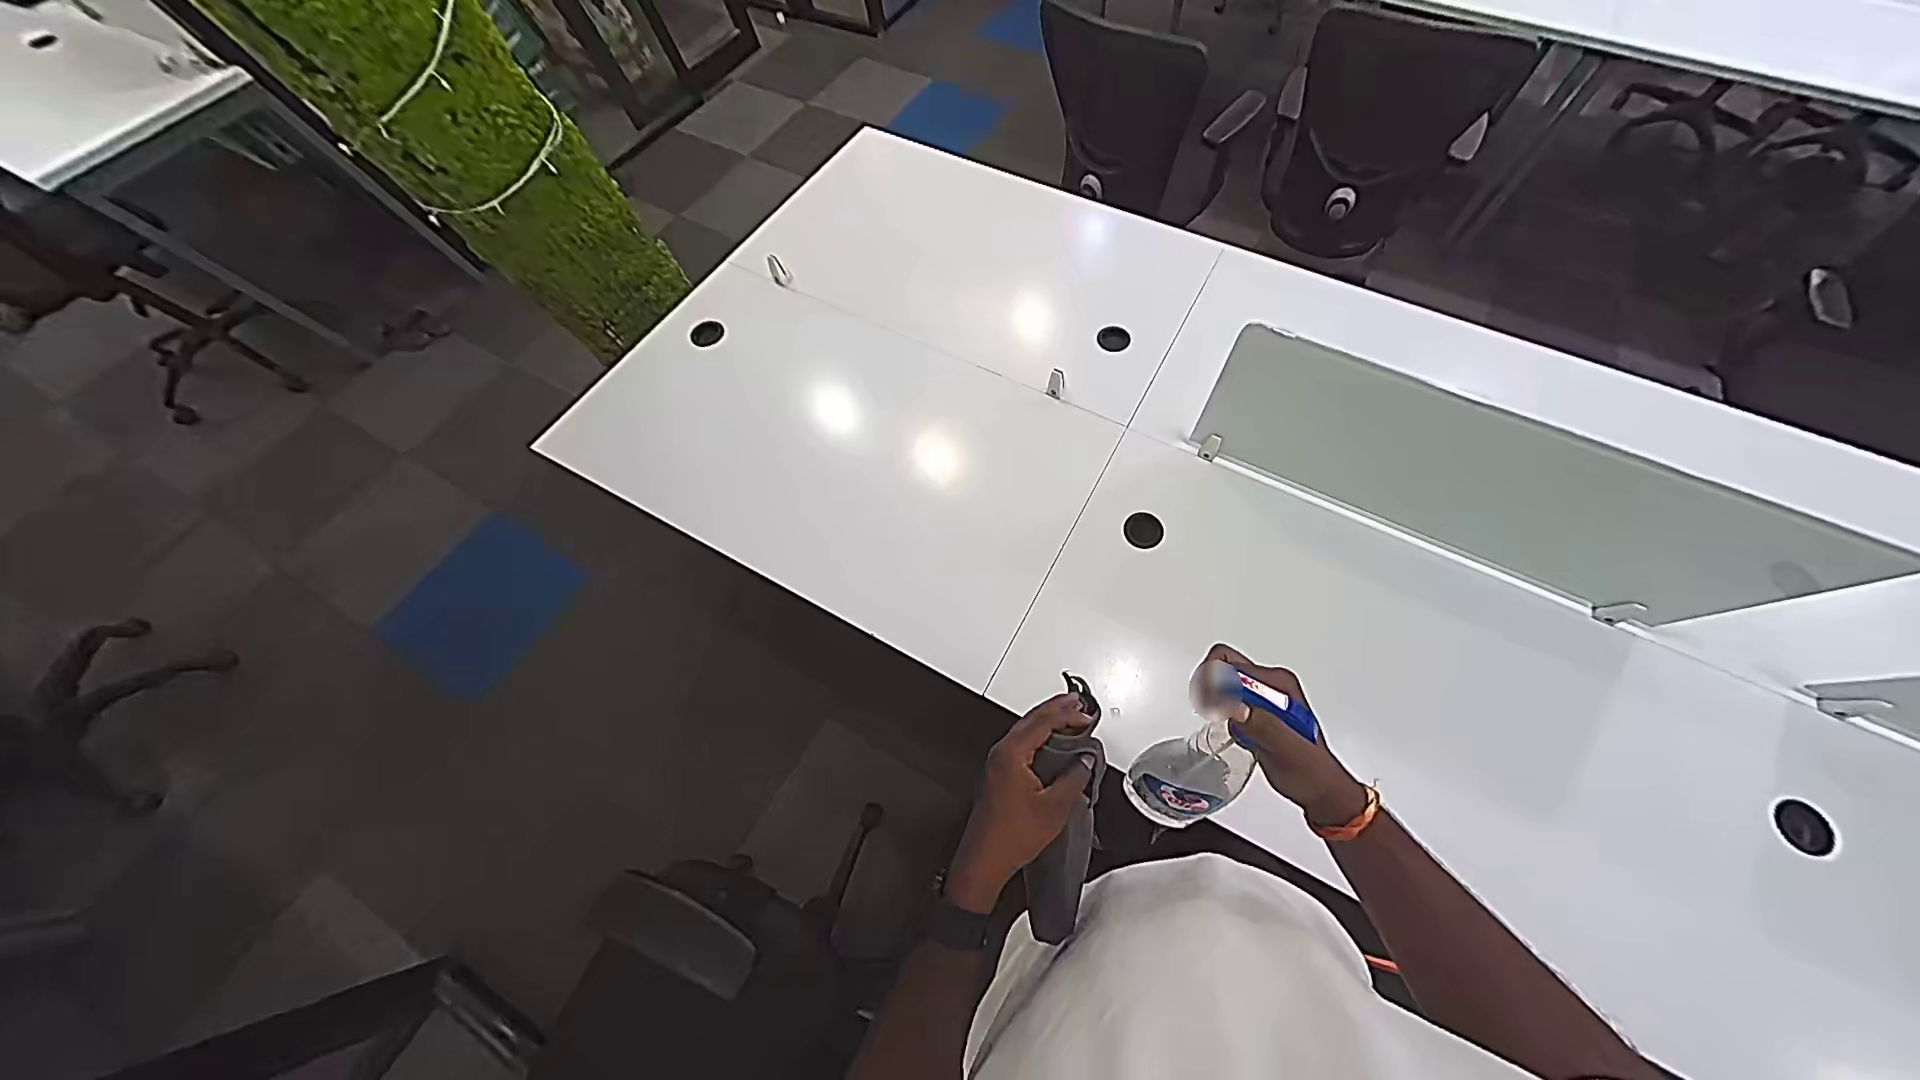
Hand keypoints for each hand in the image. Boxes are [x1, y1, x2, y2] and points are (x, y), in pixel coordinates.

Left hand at [946, 693, 1092, 913]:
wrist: (985, 860)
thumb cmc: (1009, 837)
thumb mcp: (1054, 807)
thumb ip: (1074, 778)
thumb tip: (1085, 761)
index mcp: (1011, 753)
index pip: (1042, 721)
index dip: (1066, 714)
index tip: (1084, 713)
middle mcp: (1001, 753)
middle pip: (1031, 719)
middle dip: (1055, 709)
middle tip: (1076, 703)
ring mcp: (998, 762)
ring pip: (1025, 730)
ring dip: (1047, 721)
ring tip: (1068, 718)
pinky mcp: (999, 773)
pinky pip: (1021, 743)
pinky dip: (1039, 736)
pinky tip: (1052, 743)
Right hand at [1205, 644, 1367, 828]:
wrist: (1320, 790)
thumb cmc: (1310, 771)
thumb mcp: (1286, 749)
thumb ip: (1261, 725)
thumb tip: (1235, 706)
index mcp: (1277, 684)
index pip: (1229, 663)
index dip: (1213, 683)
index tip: (1214, 706)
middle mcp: (1269, 685)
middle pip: (1223, 667)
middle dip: (1211, 690)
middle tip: (1216, 715)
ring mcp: (1261, 697)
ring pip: (1221, 684)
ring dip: (1217, 705)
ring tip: (1237, 731)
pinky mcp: (1255, 711)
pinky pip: (1225, 701)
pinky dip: (1222, 715)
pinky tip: (1240, 736)